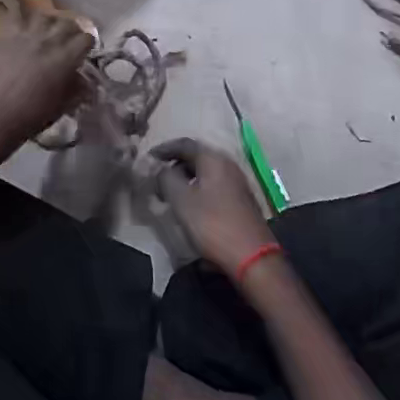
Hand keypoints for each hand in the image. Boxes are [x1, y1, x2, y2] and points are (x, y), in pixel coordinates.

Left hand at [0, 12, 94, 157]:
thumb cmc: (31, 116)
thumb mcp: (62, 106)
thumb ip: (75, 89)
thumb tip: (83, 81)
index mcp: (66, 58)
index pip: (86, 38)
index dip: (87, 45)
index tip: (84, 53)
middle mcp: (49, 41)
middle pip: (67, 23)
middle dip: (72, 30)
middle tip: (69, 41)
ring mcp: (26, 36)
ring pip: (44, 16)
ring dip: (49, 22)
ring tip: (47, 31)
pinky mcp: (6, 37)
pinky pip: (16, 17)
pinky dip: (22, 17)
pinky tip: (22, 24)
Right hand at [153, 139, 274, 276]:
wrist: (251, 255)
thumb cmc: (213, 224)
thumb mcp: (182, 200)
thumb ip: (166, 179)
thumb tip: (159, 168)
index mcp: (214, 158)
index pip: (185, 144)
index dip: (164, 149)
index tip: (148, 158)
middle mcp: (228, 164)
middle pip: (196, 156)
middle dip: (174, 165)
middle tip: (156, 178)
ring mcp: (237, 181)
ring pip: (205, 172)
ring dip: (185, 178)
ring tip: (169, 194)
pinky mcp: (240, 199)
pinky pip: (213, 185)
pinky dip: (198, 188)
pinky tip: (190, 205)